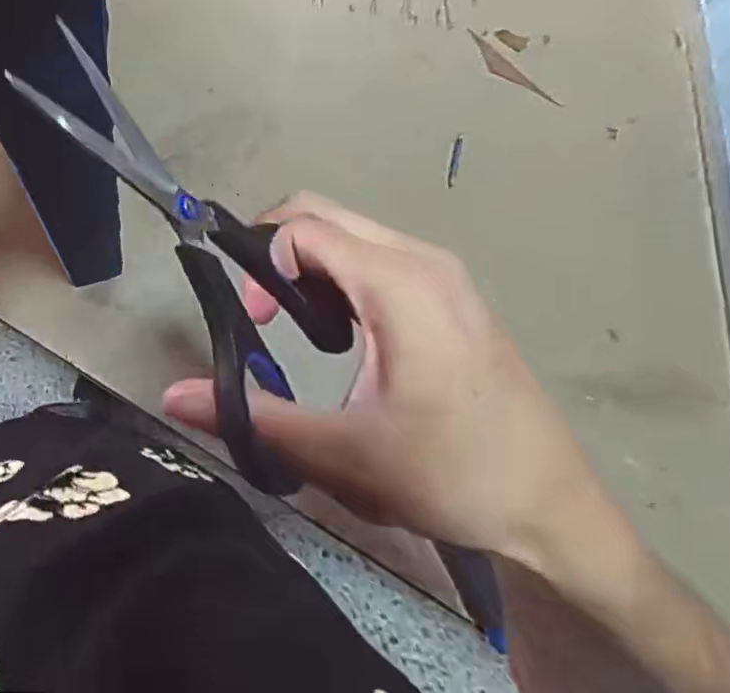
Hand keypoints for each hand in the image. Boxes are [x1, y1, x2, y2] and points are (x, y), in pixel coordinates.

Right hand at [162, 193, 613, 567]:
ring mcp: (442, 276)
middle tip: (260, 306)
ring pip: (346, 230)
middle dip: (271, 248)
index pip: (302, 229)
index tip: (257, 321)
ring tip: (296, 320)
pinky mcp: (449, 294)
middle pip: (320, 212)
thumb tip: (171, 395)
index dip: (259, 265)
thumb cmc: (452, 476)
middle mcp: (423, 264)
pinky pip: (371, 251)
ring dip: (302, 261)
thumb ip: (251, 414)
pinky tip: (339, 327)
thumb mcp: (340, 452)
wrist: (558, 517)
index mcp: (401, 287)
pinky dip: (333, 270)